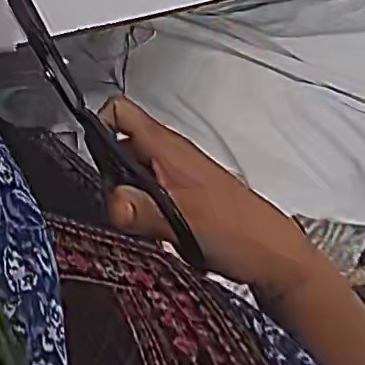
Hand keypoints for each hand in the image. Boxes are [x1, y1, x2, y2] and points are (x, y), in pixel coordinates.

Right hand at [99, 96, 324, 295]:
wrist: (273, 254)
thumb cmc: (239, 228)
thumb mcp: (182, 219)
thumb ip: (141, 210)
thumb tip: (111, 201)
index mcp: (165, 145)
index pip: (119, 110)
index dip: (98, 123)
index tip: (91, 154)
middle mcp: (168, 152)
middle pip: (119, 145)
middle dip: (113, 176)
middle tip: (123, 204)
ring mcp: (174, 172)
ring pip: (133, 172)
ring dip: (131, 198)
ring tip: (147, 223)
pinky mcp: (181, 194)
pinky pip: (149, 192)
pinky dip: (146, 211)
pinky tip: (161, 233)